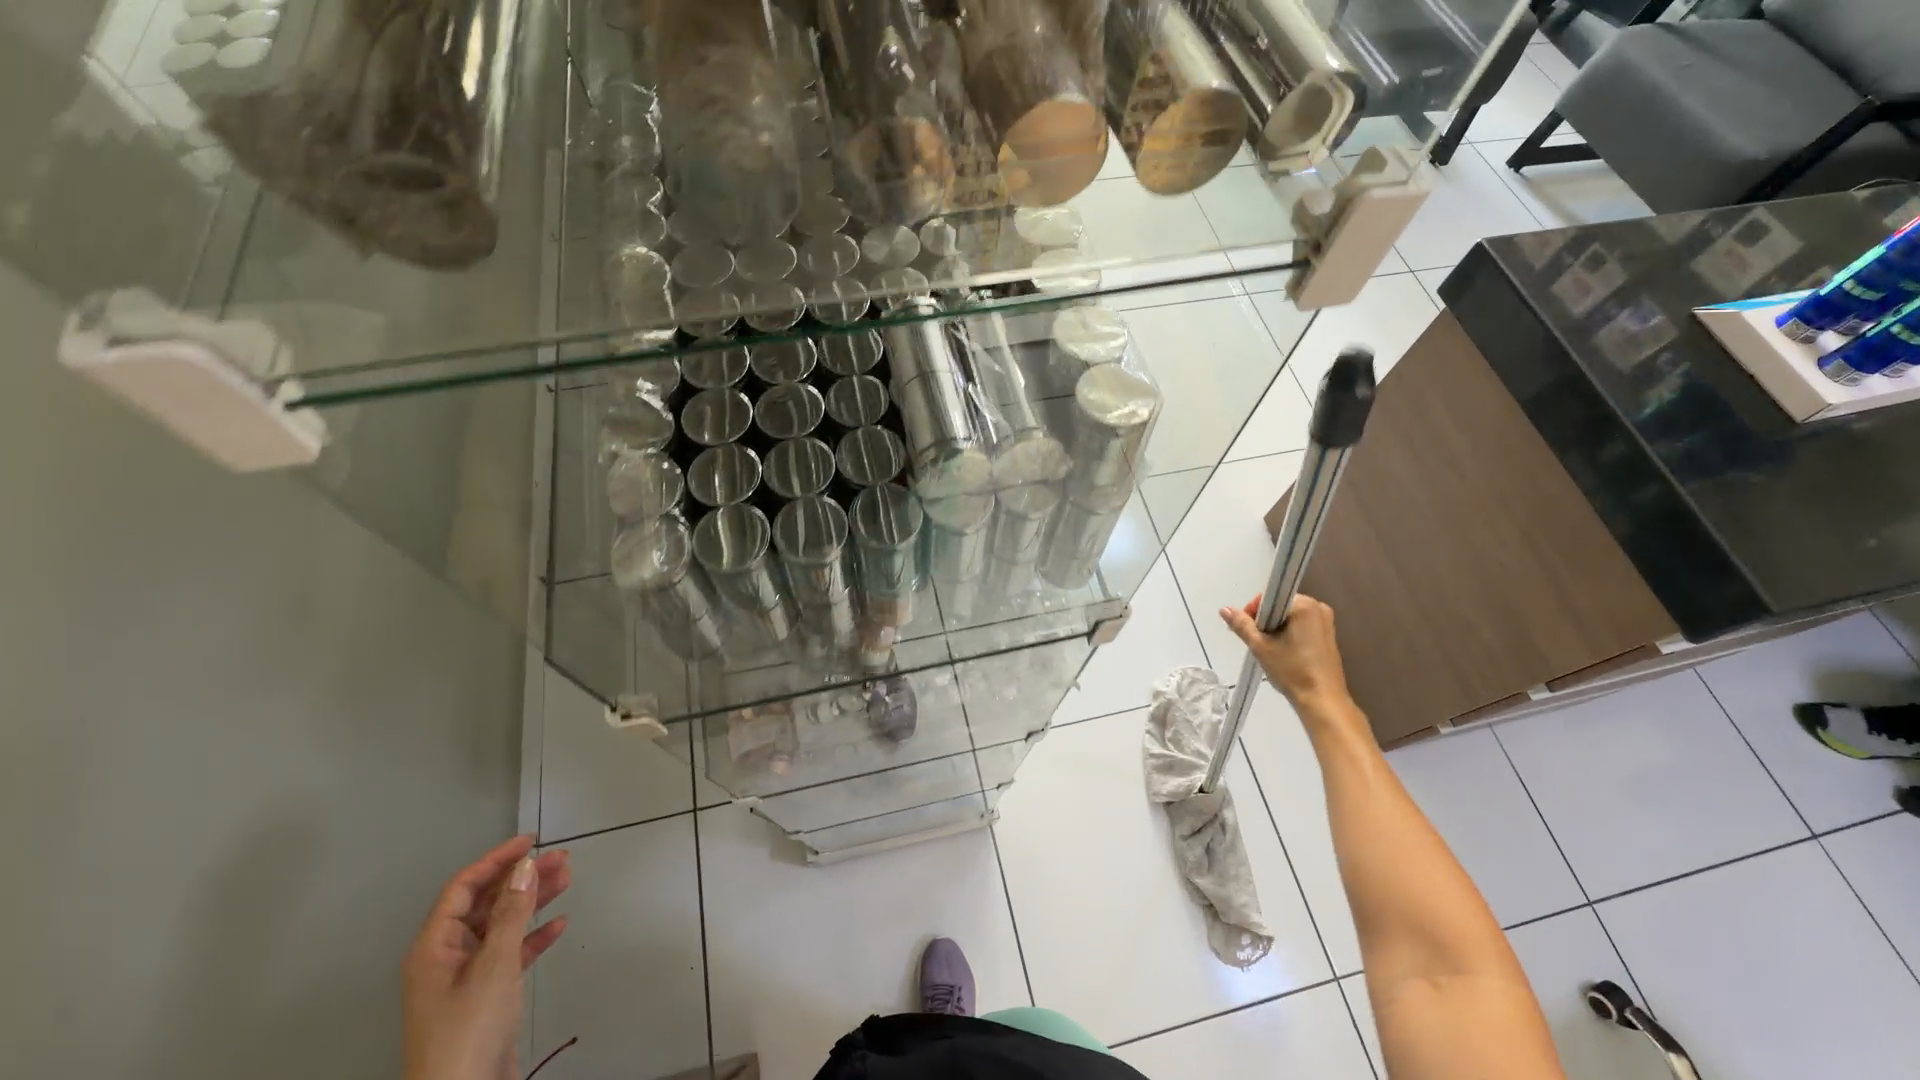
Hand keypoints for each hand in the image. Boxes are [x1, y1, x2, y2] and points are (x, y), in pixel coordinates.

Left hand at [404, 835, 572, 1079]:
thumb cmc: (470, 1026)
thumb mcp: (494, 966)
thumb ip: (512, 913)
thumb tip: (524, 866)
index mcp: (435, 945)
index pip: (463, 888)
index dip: (496, 860)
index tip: (530, 841)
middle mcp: (447, 955)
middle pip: (486, 904)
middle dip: (522, 879)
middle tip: (562, 858)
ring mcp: (466, 977)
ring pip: (502, 926)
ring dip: (533, 903)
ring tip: (568, 879)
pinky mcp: (486, 996)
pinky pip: (511, 954)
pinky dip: (534, 938)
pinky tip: (559, 925)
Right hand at [1219, 594, 1349, 710]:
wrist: (1322, 700)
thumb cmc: (1292, 670)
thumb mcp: (1261, 647)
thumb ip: (1242, 625)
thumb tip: (1224, 609)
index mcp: (1304, 605)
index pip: (1269, 598)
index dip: (1253, 612)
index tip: (1248, 632)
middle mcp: (1318, 607)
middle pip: (1279, 606)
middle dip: (1264, 622)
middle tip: (1257, 643)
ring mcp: (1325, 622)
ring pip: (1289, 617)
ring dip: (1275, 629)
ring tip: (1269, 651)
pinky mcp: (1328, 636)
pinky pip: (1300, 626)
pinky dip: (1288, 635)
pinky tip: (1283, 653)